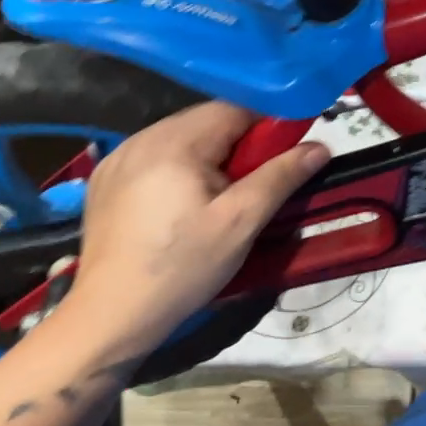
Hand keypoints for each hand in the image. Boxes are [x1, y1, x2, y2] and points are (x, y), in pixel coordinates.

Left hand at [64, 103, 328, 355]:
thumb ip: (281, 177)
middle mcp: (141, 138)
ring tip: (218, 200)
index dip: (267, 127)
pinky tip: (180, 206)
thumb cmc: (182, 268)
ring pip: (181, 139)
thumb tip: (321, 145)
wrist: (110, 317)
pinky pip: (154, 157)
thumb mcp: (241, 223)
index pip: (235, 109)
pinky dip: (177, 169)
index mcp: (174, 141)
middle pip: (206, 121)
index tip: (284, 158)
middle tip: (253, 187)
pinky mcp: (104, 181)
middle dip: (238, 146)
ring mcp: (117, 158)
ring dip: (208, 157)